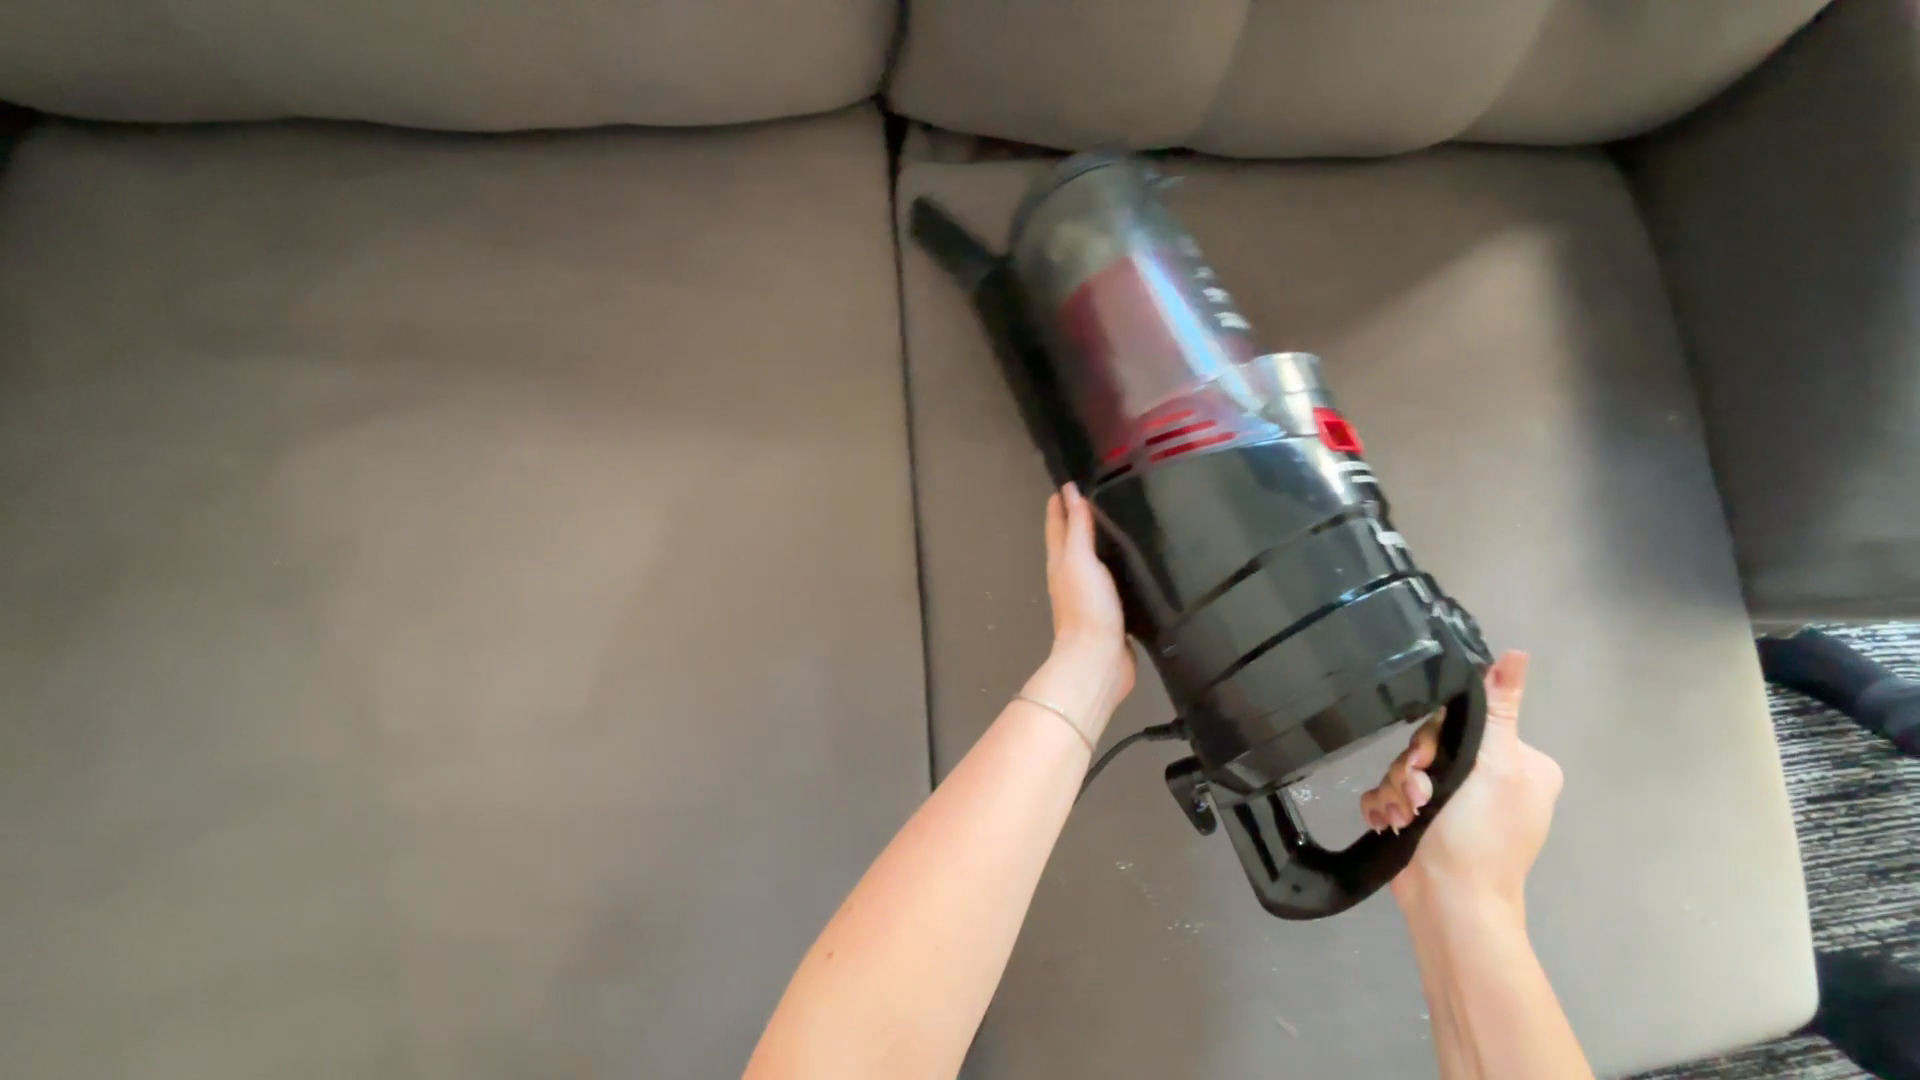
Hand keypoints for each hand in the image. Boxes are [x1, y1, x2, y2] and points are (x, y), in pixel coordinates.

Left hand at [1024, 484, 1134, 736]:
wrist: (1099, 661)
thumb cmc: (1086, 607)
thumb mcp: (1080, 560)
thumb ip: (1078, 527)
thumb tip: (1070, 492)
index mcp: (1061, 562)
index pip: (1058, 525)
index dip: (1061, 503)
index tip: (1069, 481)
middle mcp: (1072, 576)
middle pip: (1073, 542)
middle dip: (1079, 520)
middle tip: (1094, 495)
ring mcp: (1091, 596)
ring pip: (1094, 562)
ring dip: (1100, 544)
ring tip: (1118, 524)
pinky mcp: (1112, 612)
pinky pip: (1114, 582)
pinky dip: (1119, 569)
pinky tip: (1133, 565)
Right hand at [1359, 650, 1562, 913]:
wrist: (1449, 903)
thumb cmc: (1479, 835)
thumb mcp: (1496, 766)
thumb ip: (1498, 710)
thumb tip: (1517, 654)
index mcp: (1518, 763)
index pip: (1463, 722)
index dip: (1436, 736)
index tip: (1430, 760)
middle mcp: (1486, 779)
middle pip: (1426, 745)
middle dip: (1411, 770)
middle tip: (1417, 795)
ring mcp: (1450, 802)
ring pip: (1402, 770)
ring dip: (1395, 792)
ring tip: (1402, 818)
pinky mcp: (1418, 820)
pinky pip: (1386, 793)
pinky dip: (1383, 806)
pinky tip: (1388, 823)